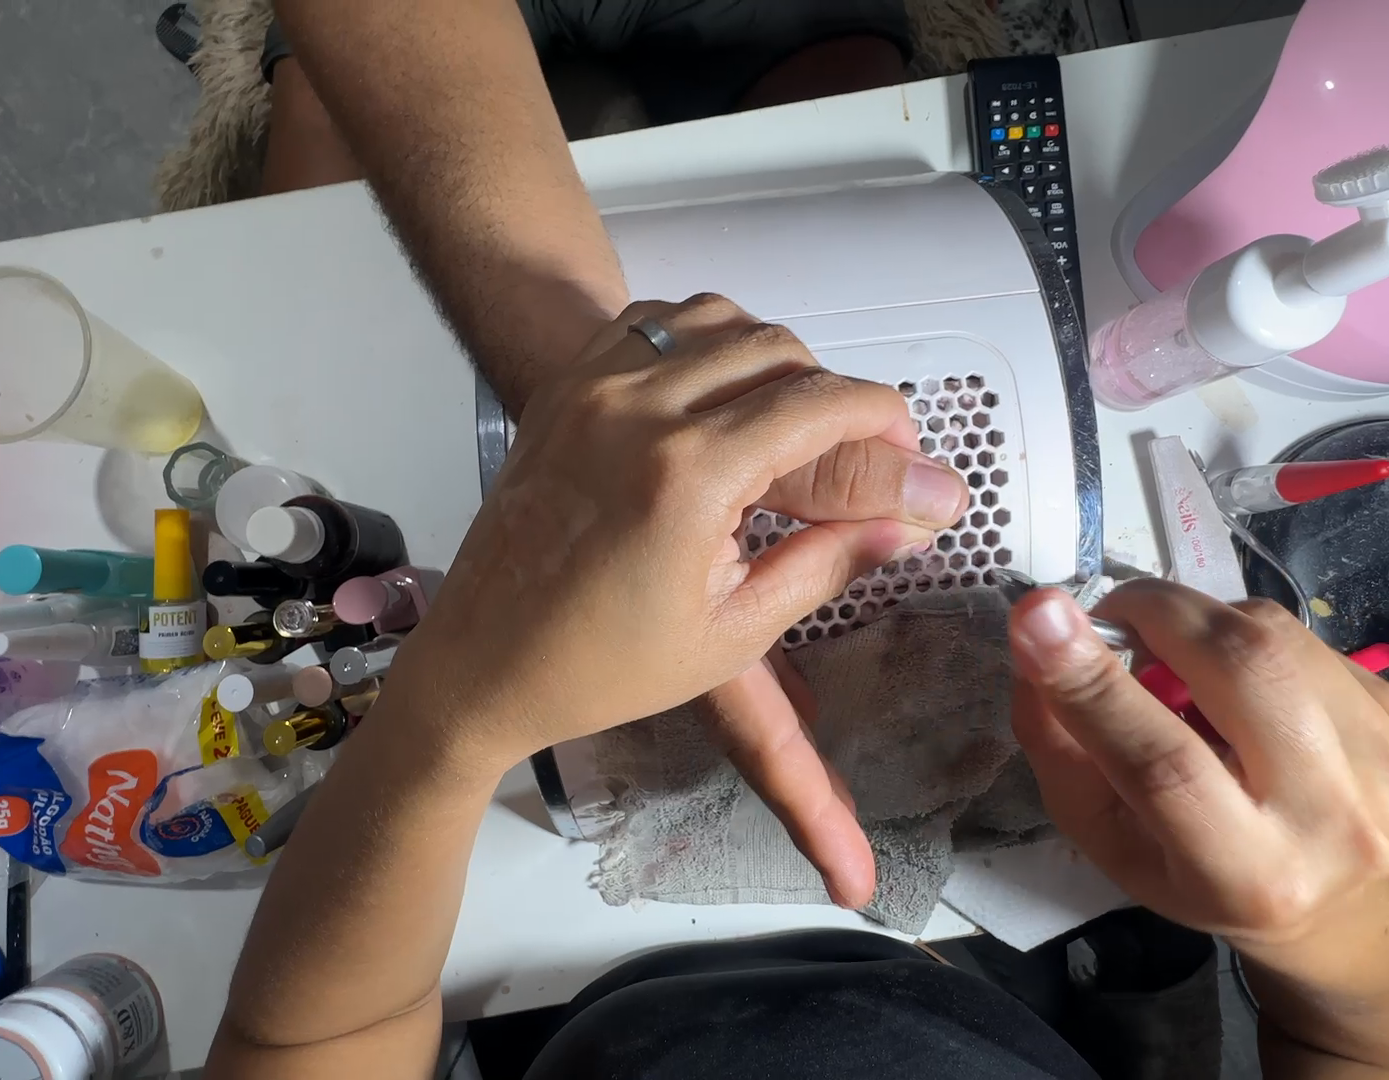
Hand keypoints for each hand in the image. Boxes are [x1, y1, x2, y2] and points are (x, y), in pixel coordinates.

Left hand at [391, 295, 967, 837]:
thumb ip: (825, 564)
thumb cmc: (601, 665)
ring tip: (785, 418)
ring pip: (718, 321)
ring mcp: (595, 388)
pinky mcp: (566, 388)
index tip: (904, 443)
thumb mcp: (730, 634)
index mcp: (689, 476)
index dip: (881, 415)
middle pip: (777, 349)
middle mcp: (641, 409)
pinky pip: (653, 325)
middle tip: (851, 445)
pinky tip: (714, 390)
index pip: (819, 405)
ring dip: (770, 357)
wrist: (484, 658)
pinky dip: (701, 341)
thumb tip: (903, 525)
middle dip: (833, 390)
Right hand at [1007, 580, 1388, 949]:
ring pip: (1273, 635)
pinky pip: (1301, 637)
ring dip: (1197, 626)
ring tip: (1173, 667)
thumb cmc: (1171, 857)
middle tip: (1112, 618)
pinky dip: (1241, 639)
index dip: (1095, 683)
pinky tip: (1233, 687)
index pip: (1163, 763)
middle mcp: (1338, 826)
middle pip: (1248, 671)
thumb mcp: (1087, 821)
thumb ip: (1052, 735)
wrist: (1321, 899)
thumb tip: (1038, 633)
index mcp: (1242, 873)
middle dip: (1158, 613)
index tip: (1037, 613)